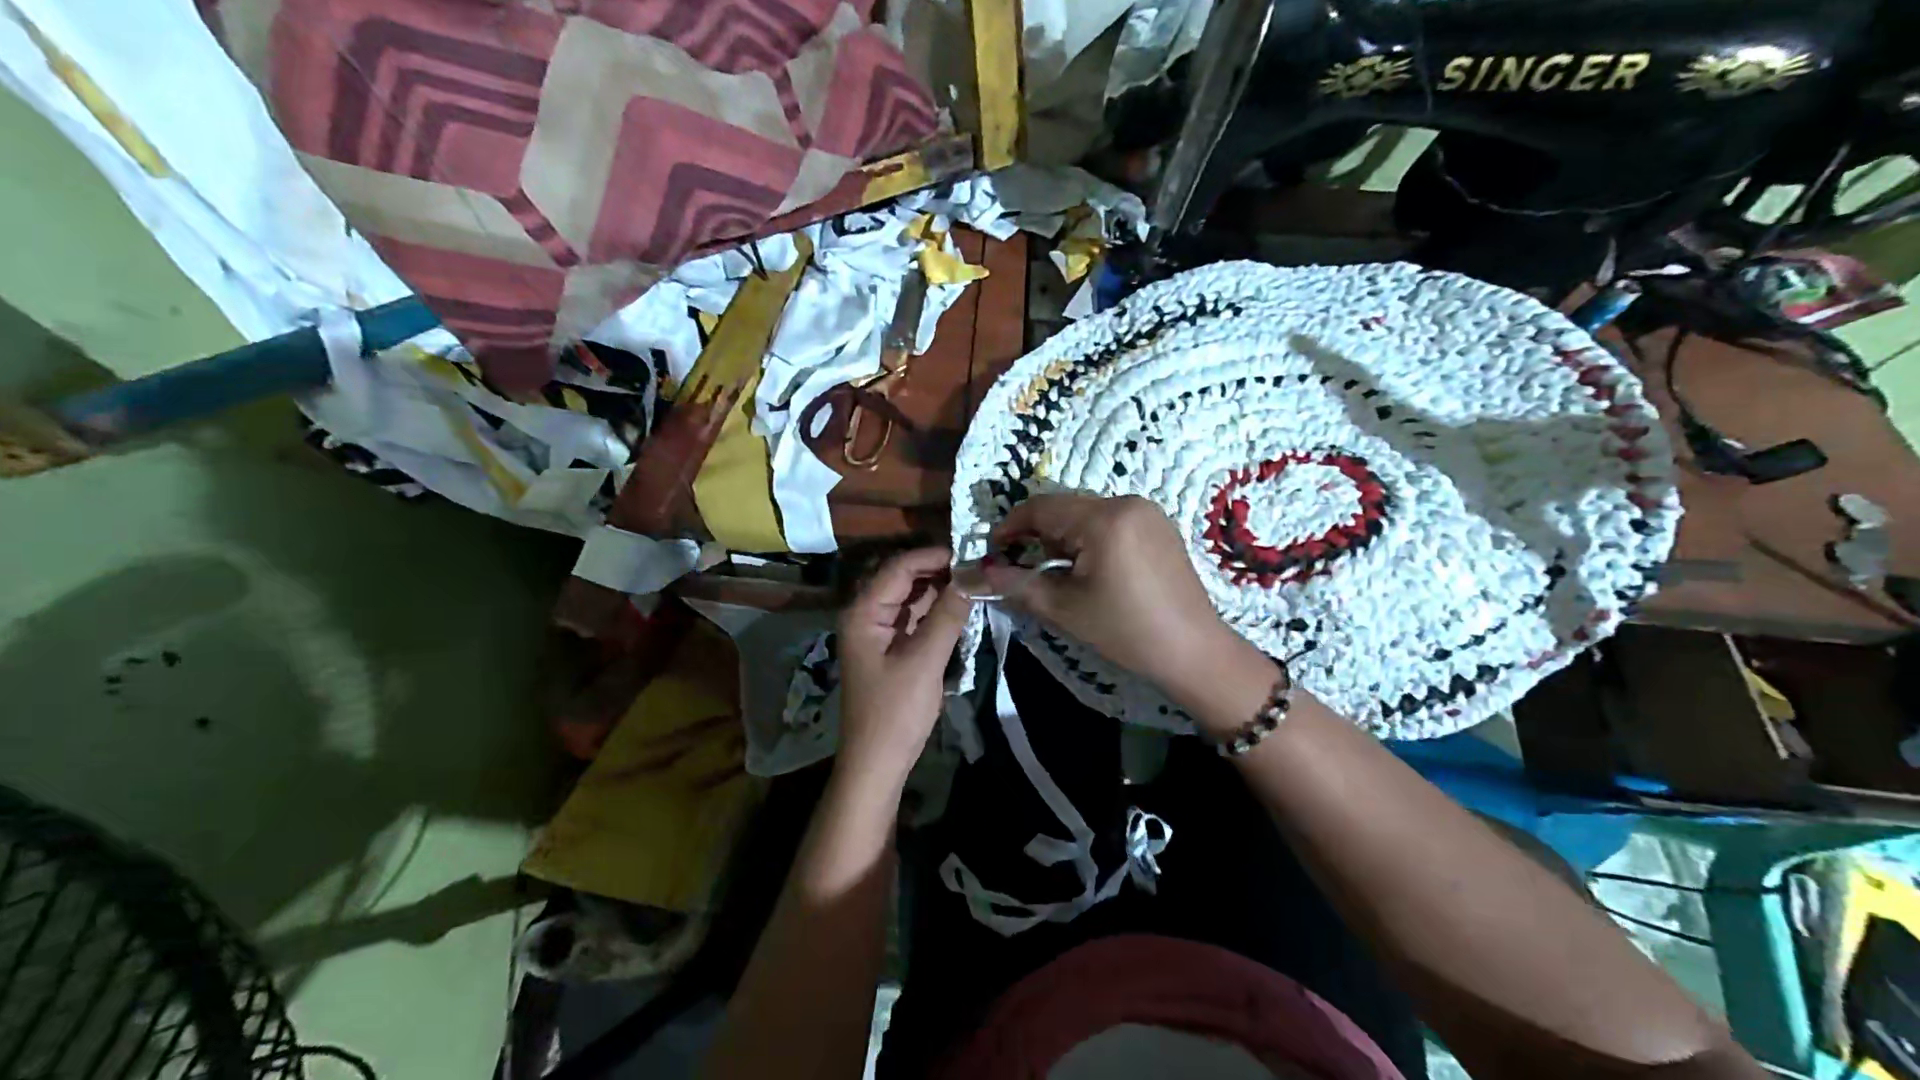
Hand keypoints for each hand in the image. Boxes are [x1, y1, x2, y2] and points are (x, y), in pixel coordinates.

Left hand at [836, 547, 970, 789]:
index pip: (898, 568)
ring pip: (911, 599)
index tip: (970, 553)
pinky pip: (914, 620)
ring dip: (940, 591)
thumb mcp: (925, 661)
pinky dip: (936, 612)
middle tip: (978, 567)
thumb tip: (973, 577)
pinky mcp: (890, 650)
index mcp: (863, 612)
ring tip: (975, 582)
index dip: (933, 556)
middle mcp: (866, 616)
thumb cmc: (895, 711)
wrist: (876, 763)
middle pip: (903, 580)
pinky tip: (960, 608)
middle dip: (939, 571)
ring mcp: (878, 633)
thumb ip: (948, 616)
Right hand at [986, 495, 1255, 710]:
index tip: (994, 552)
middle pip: (1064, 508)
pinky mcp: (1159, 525)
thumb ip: (1017, 584)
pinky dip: (1090, 539)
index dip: (1010, 526)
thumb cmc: (1126, 630)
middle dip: (1038, 535)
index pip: (1041, 508)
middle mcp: (1127, 502)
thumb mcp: (1064, 608)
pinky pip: (1110, 521)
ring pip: (1086, 514)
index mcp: (1104, 519)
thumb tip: (978, 573)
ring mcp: (1148, 512)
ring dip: (1064, 538)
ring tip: (1059, 575)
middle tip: (1025, 568)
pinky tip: (1090, 571)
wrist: (1193, 651)